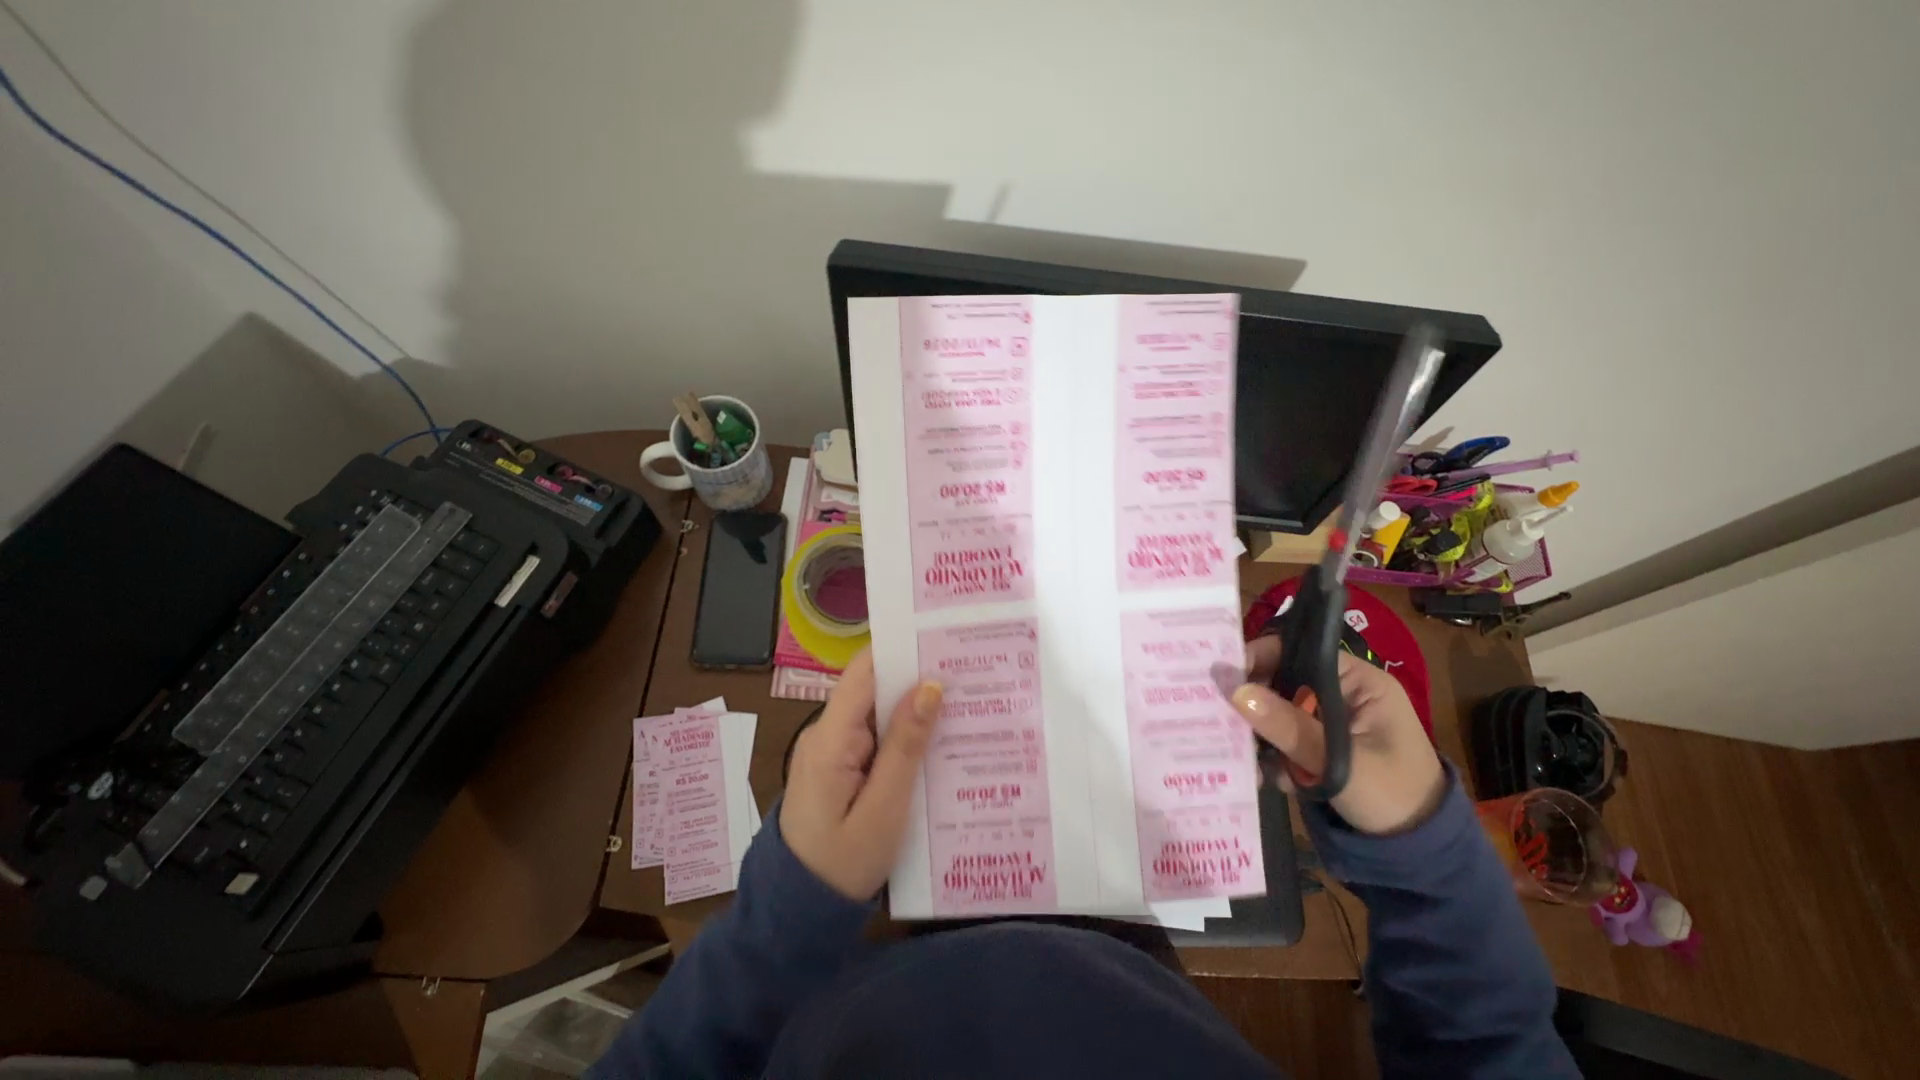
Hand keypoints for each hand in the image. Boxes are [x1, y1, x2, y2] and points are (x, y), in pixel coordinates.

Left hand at [780, 650, 943, 900]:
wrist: (798, 914)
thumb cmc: (843, 864)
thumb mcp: (884, 809)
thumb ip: (905, 747)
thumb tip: (930, 686)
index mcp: (830, 738)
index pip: (864, 672)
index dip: (901, 648)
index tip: (945, 639)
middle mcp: (826, 735)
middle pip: (873, 688)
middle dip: (917, 678)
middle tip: (971, 672)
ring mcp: (831, 752)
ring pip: (877, 714)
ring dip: (914, 709)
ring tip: (967, 701)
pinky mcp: (839, 770)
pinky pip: (874, 740)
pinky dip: (904, 736)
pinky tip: (939, 741)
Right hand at [1230, 635, 1445, 835]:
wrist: (1421, 854)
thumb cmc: (1393, 796)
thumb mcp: (1339, 762)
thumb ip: (1288, 726)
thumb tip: (1234, 689)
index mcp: (1361, 683)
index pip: (1303, 653)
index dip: (1262, 657)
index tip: (1224, 677)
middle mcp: (1345, 696)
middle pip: (1285, 683)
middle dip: (1256, 706)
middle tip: (1220, 721)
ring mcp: (1333, 724)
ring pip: (1281, 716)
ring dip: (1263, 739)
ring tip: (1246, 763)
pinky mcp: (1323, 750)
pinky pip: (1287, 741)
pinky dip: (1274, 758)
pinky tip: (1269, 779)